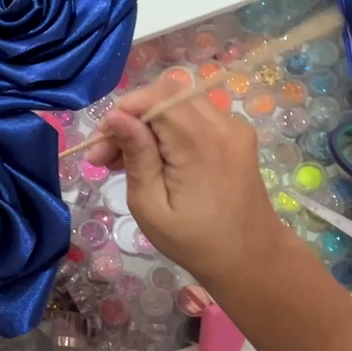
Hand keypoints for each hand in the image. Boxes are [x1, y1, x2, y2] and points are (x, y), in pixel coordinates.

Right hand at [85, 78, 295, 286]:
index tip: (101, 146)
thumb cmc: (193, 241)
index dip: (122, 113)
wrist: (250, 257)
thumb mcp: (150, 206)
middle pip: (166, 93)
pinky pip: (194, 115)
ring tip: (125, 159)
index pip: (154, 98)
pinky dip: (167, 128)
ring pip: (179, 101)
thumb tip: (115, 117)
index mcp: (200, 143)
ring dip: (147, 122)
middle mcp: (222, 125)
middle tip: (106, 155)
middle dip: (130, 116)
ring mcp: (233, 127)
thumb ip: (136, 156)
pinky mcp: (235, 134)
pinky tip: (153, 157)